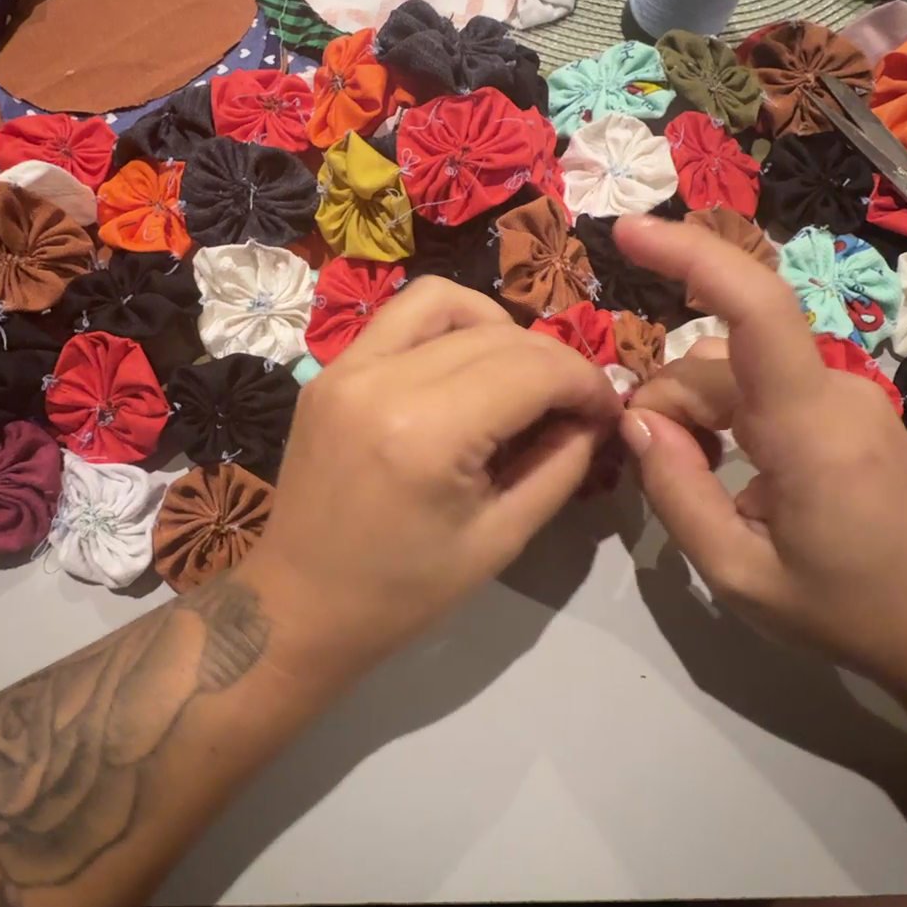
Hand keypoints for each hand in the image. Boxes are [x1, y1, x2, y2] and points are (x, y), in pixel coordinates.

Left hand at [251, 276, 621, 675]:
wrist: (300, 605)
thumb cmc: (403, 592)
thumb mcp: (500, 538)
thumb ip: (558, 466)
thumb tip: (592, 416)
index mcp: (427, 434)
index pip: (533, 370)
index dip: (585, 382)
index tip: (607, 409)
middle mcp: (382, 380)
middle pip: (497, 334)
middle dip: (553, 361)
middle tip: (573, 403)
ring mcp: (346, 368)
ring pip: (444, 301)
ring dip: (499, 327)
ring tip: (519, 376)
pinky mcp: (329, 372)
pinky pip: (400, 319)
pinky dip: (447, 329)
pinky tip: (465, 370)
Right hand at [610, 216, 906, 700]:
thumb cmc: (847, 612)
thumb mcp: (737, 573)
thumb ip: (675, 493)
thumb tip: (636, 420)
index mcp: (809, 430)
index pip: (756, 310)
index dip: (691, 256)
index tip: (628, 232)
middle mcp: (832, 392)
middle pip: (715, 360)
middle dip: (664, 403)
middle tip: (654, 473)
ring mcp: (845, 395)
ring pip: (732, 372)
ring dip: (691, 412)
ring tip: (692, 479)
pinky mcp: (846, 408)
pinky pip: (761, 387)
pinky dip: (723, 414)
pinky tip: (723, 466)